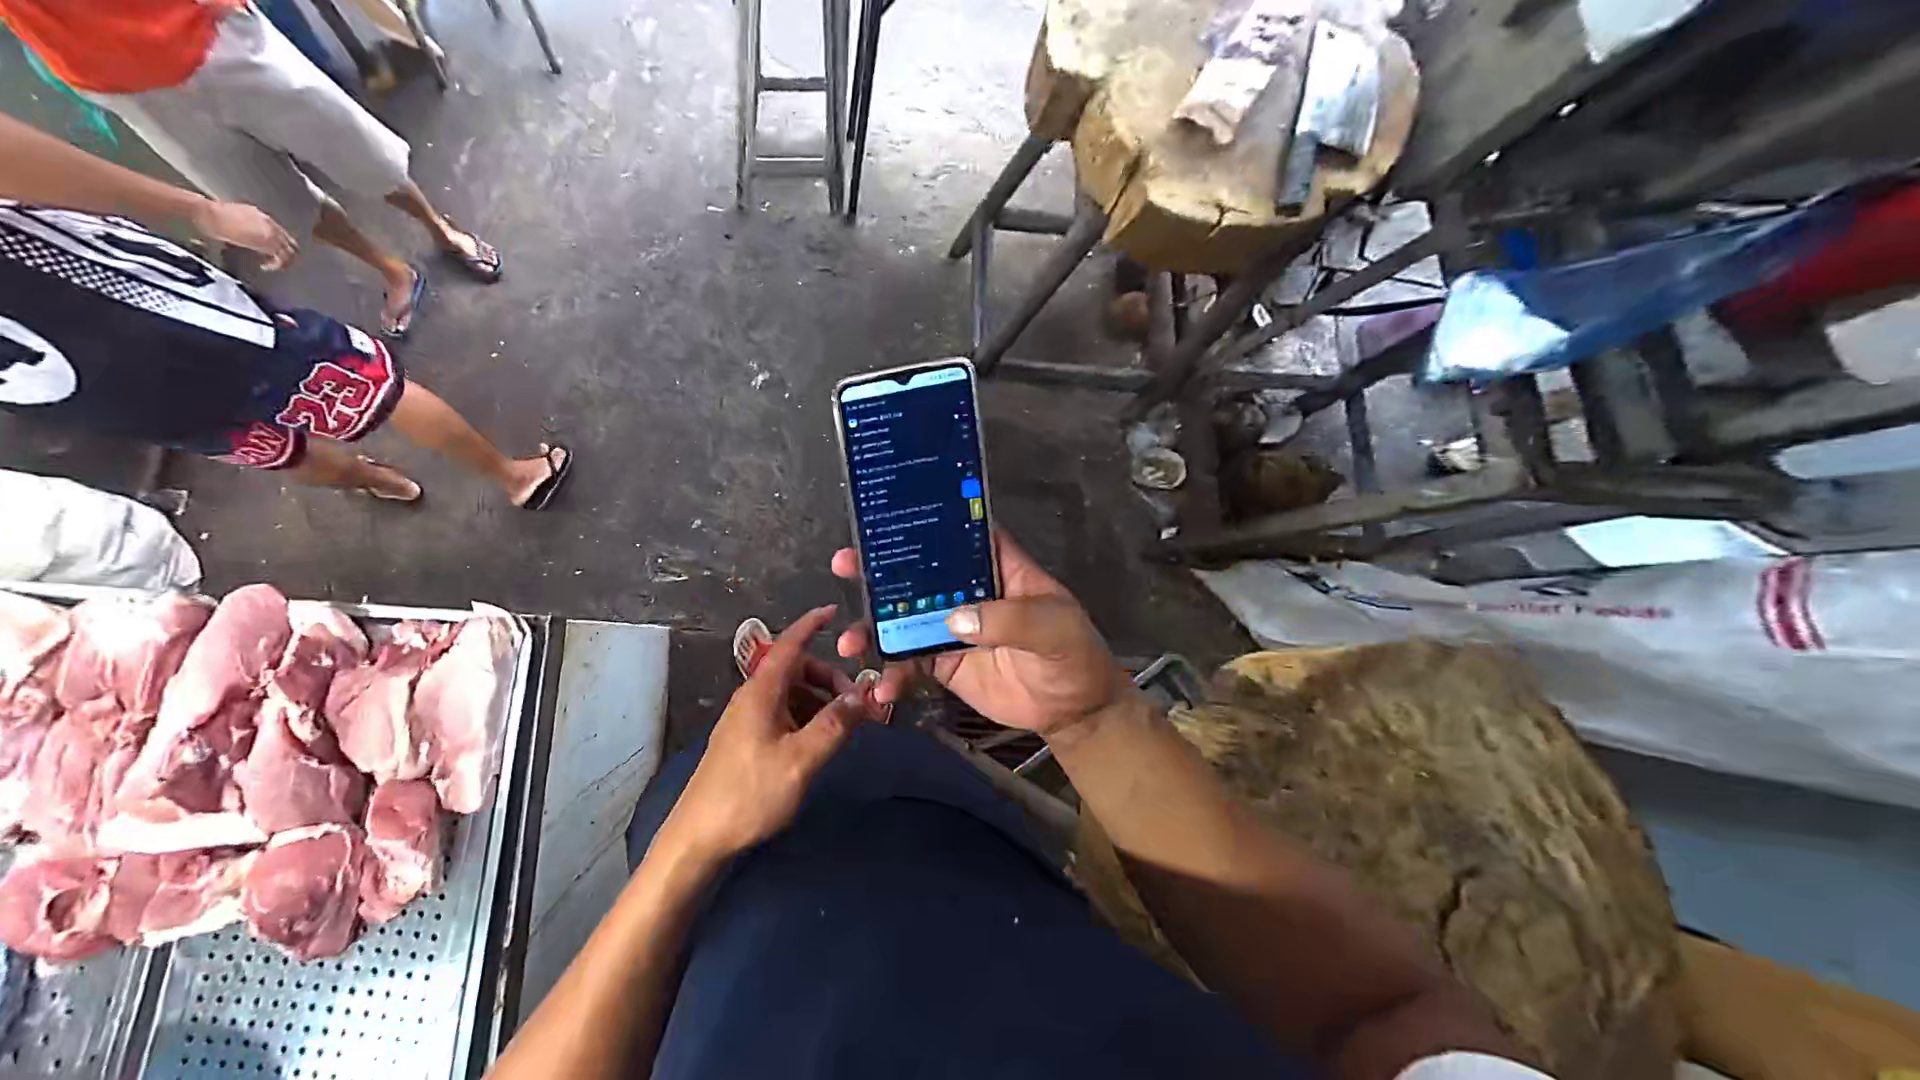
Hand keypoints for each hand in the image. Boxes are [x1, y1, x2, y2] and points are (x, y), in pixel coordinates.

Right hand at [190, 198, 296, 270]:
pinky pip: (281, 258)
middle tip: (275, 263)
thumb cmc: (208, 214)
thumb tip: (245, 236)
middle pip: (290, 244)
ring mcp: (271, 234)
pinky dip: (275, 265)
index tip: (271, 253)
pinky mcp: (267, 243)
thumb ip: (245, 226)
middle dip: (286, 256)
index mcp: (262, 217)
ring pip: (289, 253)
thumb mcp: (234, 218)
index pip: (281, 234)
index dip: (279, 246)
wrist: (205, 212)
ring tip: (269, 266)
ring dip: (282, 262)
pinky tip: (264, 266)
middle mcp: (271, 224)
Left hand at [658, 605, 866, 861]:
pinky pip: (784, 713)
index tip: (833, 611)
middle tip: (856, 702)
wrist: (698, 839)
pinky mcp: (747, 740)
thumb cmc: (749, 794)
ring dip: (821, 700)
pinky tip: (821, 741)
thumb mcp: (801, 760)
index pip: (789, 644)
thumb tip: (865, 693)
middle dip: (829, 677)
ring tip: (845, 726)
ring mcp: (748, 719)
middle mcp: (753, 698)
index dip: (811, 625)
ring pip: (792, 693)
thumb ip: (835, 725)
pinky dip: (808, 717)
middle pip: (796, 669)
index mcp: (762, 692)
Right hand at [833, 530, 1130, 741]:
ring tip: (850, 641)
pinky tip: (882, 688)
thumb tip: (952, 619)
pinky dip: (893, 674)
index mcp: (997, 569)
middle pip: (918, 572)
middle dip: (879, 569)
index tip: (886, 517)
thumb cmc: (1072, 655)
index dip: (927, 523)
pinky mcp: (943, 662)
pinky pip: (910, 663)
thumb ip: (1008, 619)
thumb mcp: (1052, 627)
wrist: (1072, 710)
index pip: (960, 535)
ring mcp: (952, 627)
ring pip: (904, 618)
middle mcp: (968, 591)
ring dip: (873, 627)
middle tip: (845, 564)